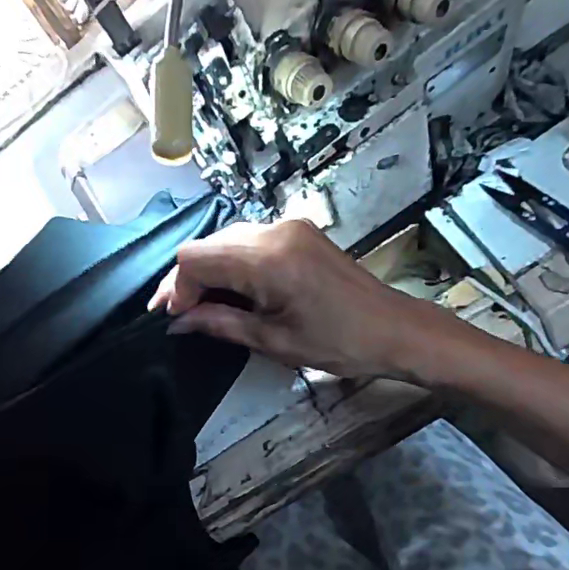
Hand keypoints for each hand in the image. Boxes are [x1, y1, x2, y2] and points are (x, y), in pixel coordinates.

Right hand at [150, 219, 477, 378]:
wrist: (395, 328)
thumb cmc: (338, 343)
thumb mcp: (273, 341)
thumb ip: (219, 324)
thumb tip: (177, 323)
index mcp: (268, 259)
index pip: (196, 257)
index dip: (176, 286)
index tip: (173, 317)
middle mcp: (275, 231)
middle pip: (207, 244)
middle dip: (186, 278)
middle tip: (174, 313)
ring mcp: (288, 226)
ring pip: (225, 240)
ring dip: (206, 270)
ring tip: (196, 304)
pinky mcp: (297, 231)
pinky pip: (247, 240)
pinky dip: (229, 263)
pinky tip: (225, 289)